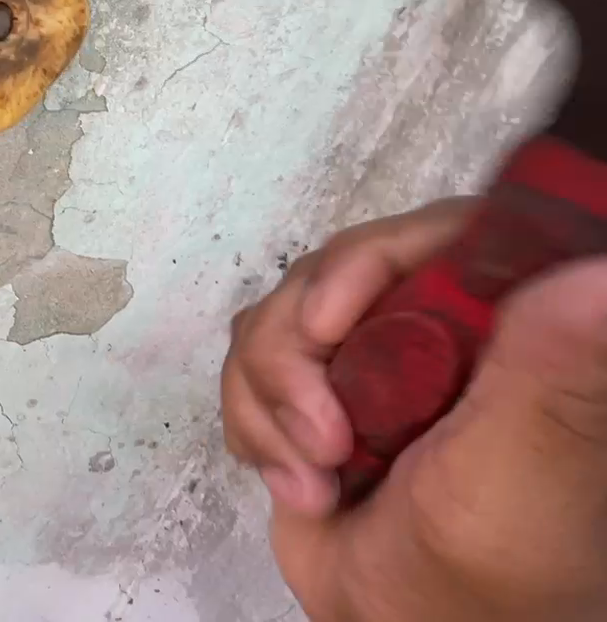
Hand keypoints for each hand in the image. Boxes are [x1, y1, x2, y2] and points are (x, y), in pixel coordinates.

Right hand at [225, 203, 606, 621]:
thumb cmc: (485, 571)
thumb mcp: (519, 476)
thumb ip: (551, 378)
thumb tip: (604, 271)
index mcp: (505, 338)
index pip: (434, 240)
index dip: (363, 263)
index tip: (327, 328)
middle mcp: (435, 335)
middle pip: (325, 280)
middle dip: (294, 359)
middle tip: (319, 436)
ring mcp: (365, 362)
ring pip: (270, 323)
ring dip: (266, 401)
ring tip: (307, 476)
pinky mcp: (306, 389)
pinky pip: (241, 366)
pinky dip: (249, 421)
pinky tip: (291, 478)